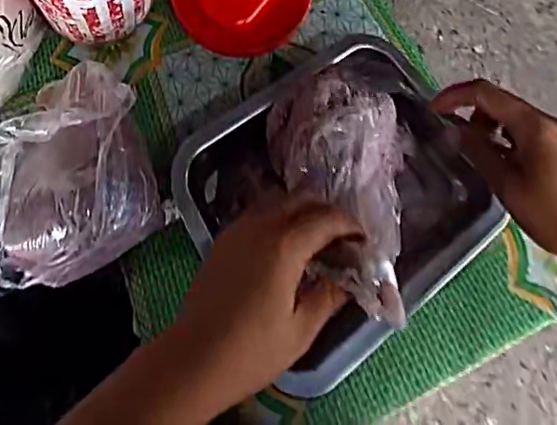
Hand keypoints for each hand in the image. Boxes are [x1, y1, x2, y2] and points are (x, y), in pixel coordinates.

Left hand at [157, 199, 358, 411]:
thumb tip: (350, 278)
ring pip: (280, 199)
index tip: (363, 239)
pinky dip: (280, 215)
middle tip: (343, 235)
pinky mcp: (225, 237)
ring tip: (316, 236)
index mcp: (285, 244)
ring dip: (302, 209)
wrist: (193, 359)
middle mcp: (263, 224)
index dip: (350, 225)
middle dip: (328, 210)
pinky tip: (285, 243)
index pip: (327, 218)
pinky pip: (260, 212)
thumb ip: (329, 296)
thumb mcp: (300, 330)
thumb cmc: (250, 350)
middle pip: (303, 198)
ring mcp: (240, 227)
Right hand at [433, 79, 556, 280]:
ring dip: (497, 133)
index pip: (486, 92)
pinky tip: (520, 176)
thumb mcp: (510, 188)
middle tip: (465, 147)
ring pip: (522, 123)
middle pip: (505, 105)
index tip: (435, 108)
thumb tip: (456, 130)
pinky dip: (518, 144)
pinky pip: (539, 137)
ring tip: (492, 166)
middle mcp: (552, 123)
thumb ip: (480, 153)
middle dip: (477, 118)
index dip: (456, 95)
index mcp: (533, 125)